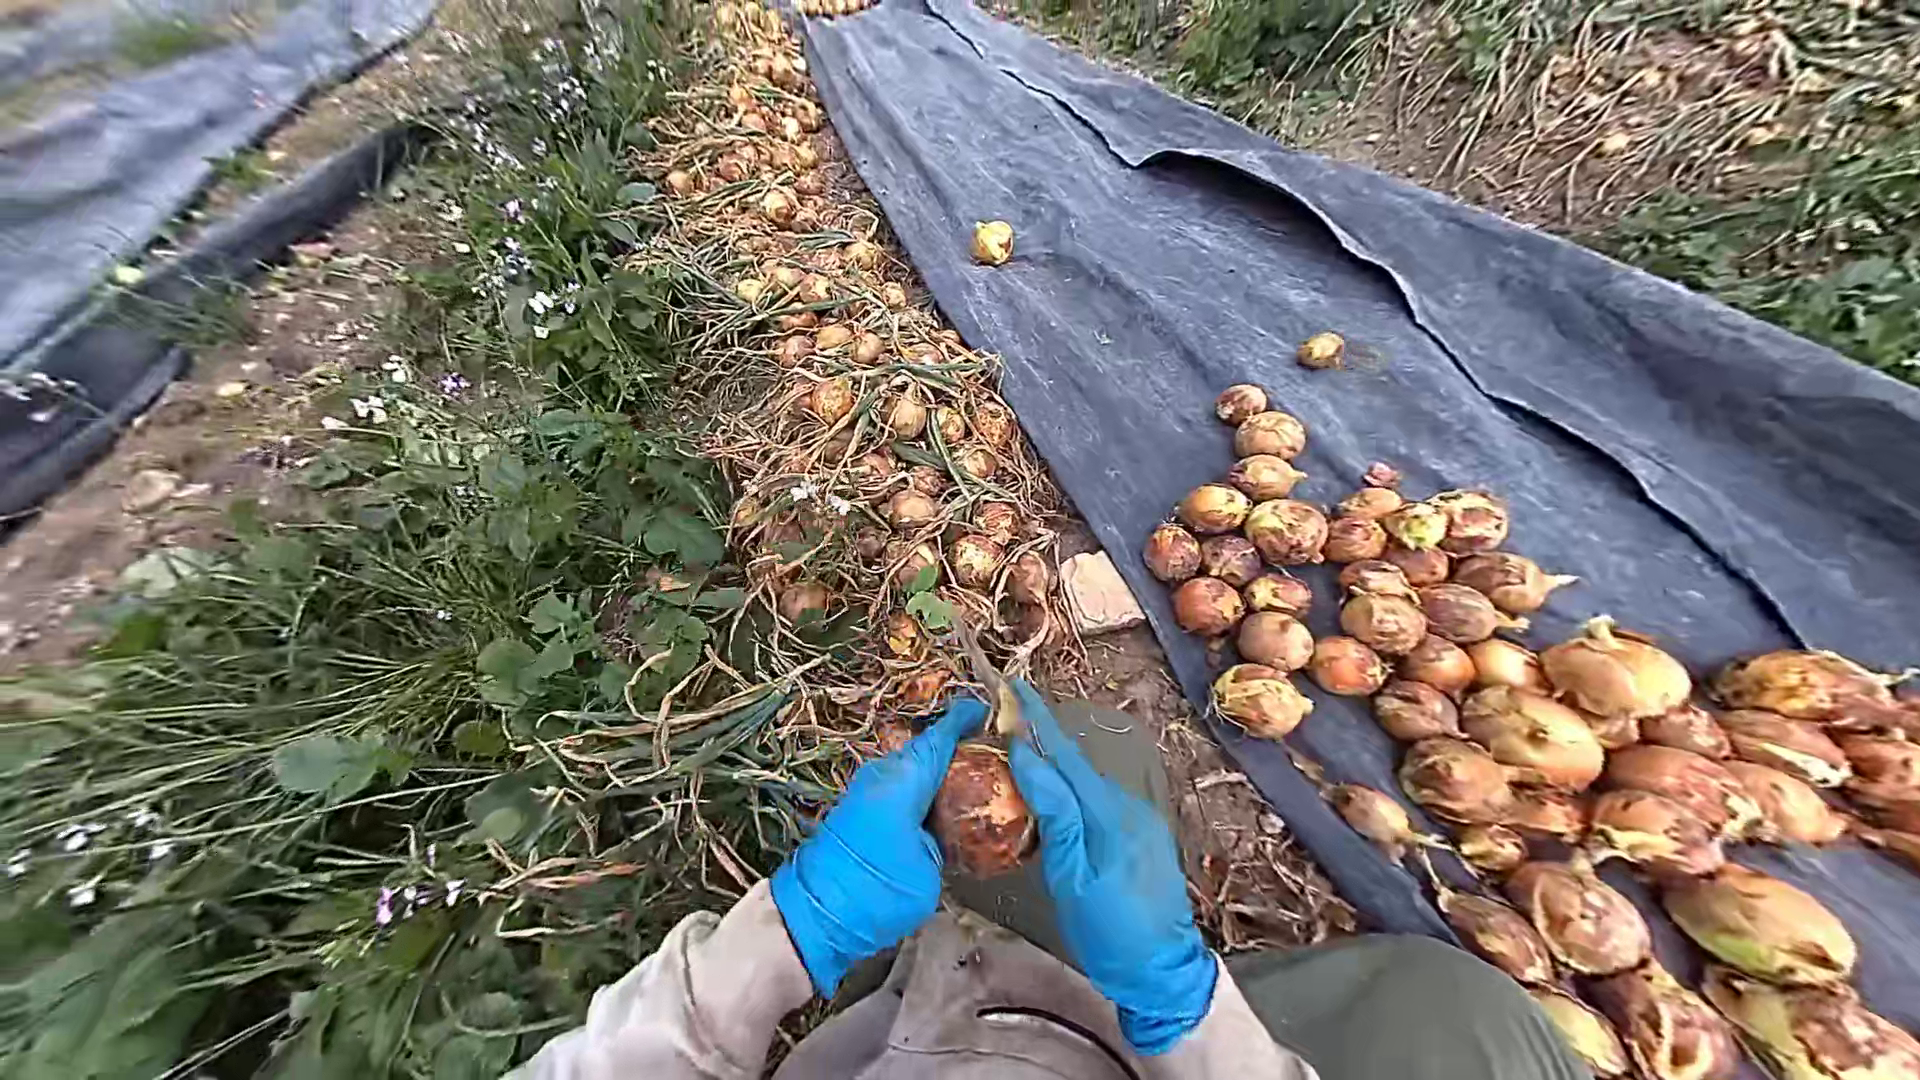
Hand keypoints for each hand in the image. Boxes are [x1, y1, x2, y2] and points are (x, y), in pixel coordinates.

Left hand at [771, 697, 985, 995]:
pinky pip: (902, 783)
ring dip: (941, 768)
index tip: (990, 710)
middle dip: (960, 745)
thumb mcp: (928, 869)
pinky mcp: (862, 804)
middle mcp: (885, 772)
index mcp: (904, 777)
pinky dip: (925, 786)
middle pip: (929, 747)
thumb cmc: (876, 891)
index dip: (967, 719)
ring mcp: (870, 786)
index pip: (941, 736)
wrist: (814, 915)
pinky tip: (944, 802)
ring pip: (915, 765)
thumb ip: (945, 836)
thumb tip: (950, 824)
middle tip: (994, 751)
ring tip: (976, 777)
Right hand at [1007, 680, 1216, 1053]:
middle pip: (1075, 763)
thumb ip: (1053, 812)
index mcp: (1108, 813)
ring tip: (1022, 757)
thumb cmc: (1109, 933)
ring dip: (1054, 766)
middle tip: (1008, 720)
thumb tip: (1028, 756)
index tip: (1016, 685)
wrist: (1165, 974)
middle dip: (1042, 738)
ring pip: (1085, 781)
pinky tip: (1055, 798)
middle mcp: (1126, 803)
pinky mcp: (1141, 829)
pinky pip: (1097, 798)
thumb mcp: (1070, 877)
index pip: (1065, 754)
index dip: (1038, 718)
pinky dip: (1072, 789)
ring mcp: (1137, 816)